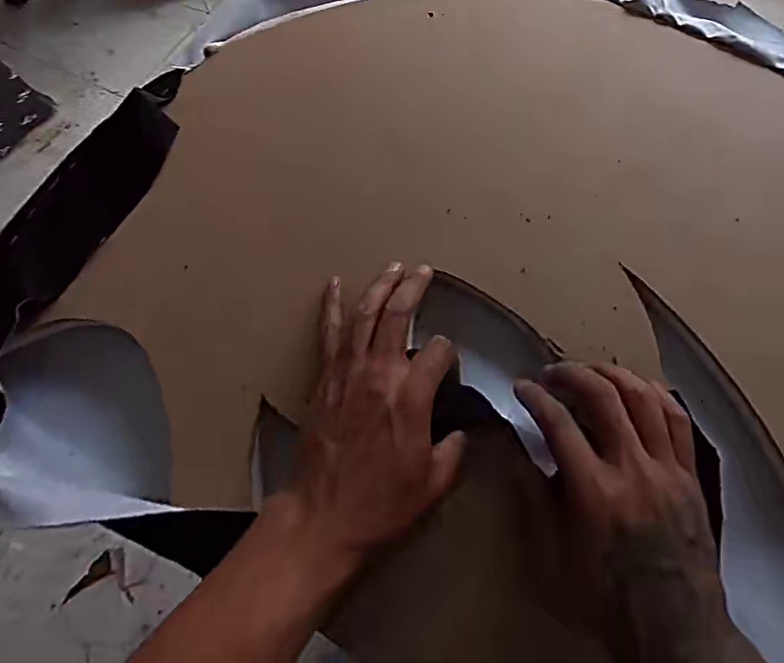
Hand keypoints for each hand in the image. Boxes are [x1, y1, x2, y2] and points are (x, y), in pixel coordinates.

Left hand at [282, 263, 466, 562]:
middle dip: (413, 288)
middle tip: (423, 271)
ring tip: (393, 268)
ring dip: (380, 287)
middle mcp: (379, 374)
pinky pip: (330, 333)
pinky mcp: (326, 378)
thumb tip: (459, 431)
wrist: (324, 516)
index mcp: (410, 398)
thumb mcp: (432, 483)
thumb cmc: (381, 503)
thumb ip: (453, 451)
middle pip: (398, 315)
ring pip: (365, 315)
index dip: (448, 353)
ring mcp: (348, 372)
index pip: (437, 353)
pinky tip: (335, 285)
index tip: (449, 362)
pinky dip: (332, 306)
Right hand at [516, 363, 761, 662]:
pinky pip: (677, 419)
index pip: (558, 423)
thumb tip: (514, 446)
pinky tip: (636, 387)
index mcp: (594, 492)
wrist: (676, 631)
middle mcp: (632, 471)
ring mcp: (667, 470)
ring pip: (642, 398)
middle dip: (571, 373)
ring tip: (590, 371)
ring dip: (611, 374)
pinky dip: (654, 393)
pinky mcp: (690, 476)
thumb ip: (533, 495)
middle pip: (602, 396)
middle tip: (551, 373)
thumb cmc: (605, 596)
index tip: (521, 387)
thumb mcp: (552, 554)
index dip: (535, 397)